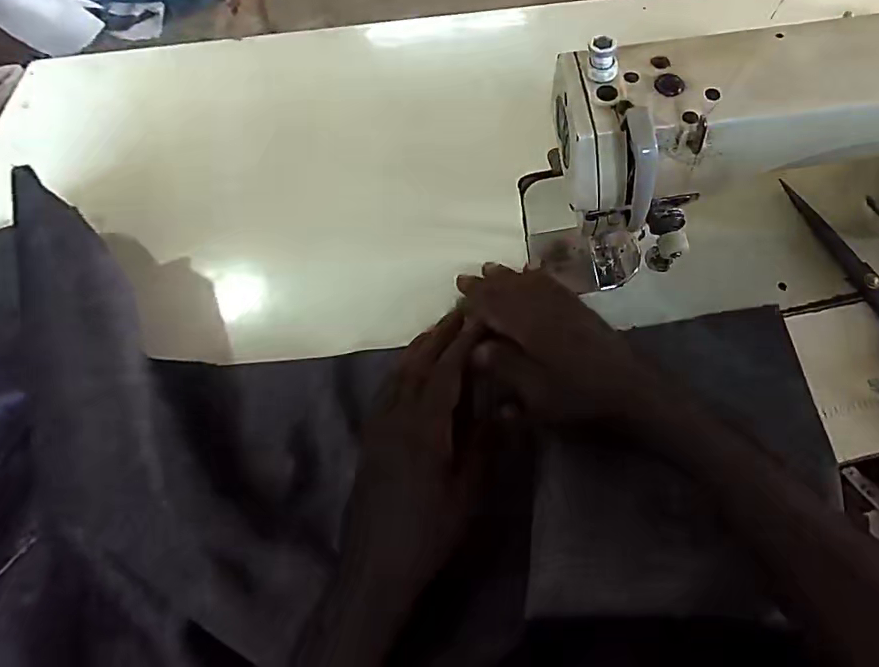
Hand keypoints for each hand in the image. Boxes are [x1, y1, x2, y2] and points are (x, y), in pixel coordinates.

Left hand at [348, 306, 487, 584]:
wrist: (375, 569)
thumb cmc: (430, 528)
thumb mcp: (469, 487)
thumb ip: (486, 440)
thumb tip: (506, 401)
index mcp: (424, 425)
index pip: (446, 370)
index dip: (465, 340)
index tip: (483, 315)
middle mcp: (397, 417)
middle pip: (418, 363)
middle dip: (441, 333)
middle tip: (464, 308)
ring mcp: (379, 428)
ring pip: (398, 374)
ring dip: (421, 347)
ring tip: (441, 328)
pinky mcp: (372, 440)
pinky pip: (387, 390)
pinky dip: (403, 368)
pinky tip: (412, 369)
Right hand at [456, 263, 672, 432]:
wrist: (630, 386)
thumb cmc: (579, 396)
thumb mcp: (536, 395)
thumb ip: (506, 368)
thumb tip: (476, 347)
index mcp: (532, 327)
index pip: (496, 305)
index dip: (476, 298)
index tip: (458, 289)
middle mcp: (548, 308)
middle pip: (513, 289)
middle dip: (489, 282)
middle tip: (467, 276)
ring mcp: (567, 305)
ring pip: (532, 283)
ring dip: (510, 275)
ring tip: (493, 268)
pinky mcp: (581, 309)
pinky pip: (553, 284)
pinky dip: (538, 276)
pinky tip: (533, 274)